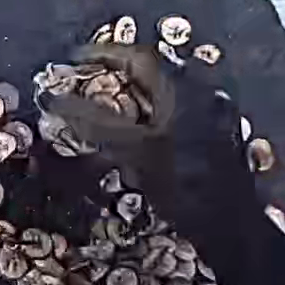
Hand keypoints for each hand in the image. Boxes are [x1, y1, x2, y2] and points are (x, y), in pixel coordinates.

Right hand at [34, 44, 284, 284]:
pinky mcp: (210, 137)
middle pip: (151, 72)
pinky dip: (142, 111)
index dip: (103, 53)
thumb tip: (51, 99)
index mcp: (184, 91)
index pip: (139, 57)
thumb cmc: (183, 184)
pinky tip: (126, 128)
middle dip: (113, 72)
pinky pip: (170, 112)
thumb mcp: (132, 150)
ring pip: (160, 93)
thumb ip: (92, 121)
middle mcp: (200, 96)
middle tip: (80, 79)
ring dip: (127, 92)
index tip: (72, 59)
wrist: (233, 231)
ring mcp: (209, 116)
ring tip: (96, 101)